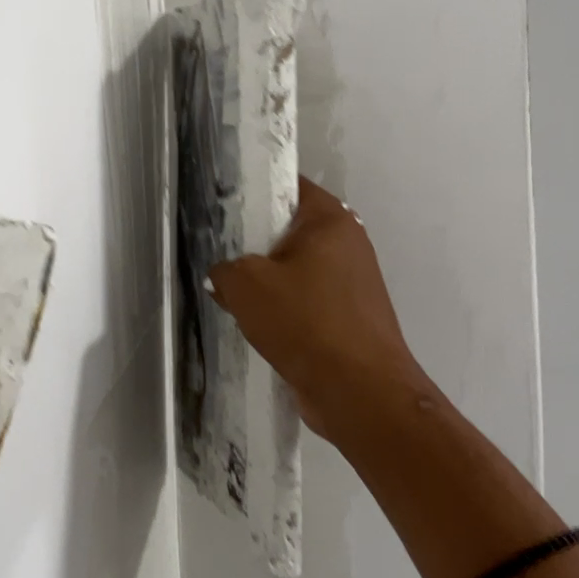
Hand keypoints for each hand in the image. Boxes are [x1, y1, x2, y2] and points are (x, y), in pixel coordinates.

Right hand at [208, 175, 432, 441]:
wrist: (359, 391)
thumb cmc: (304, 321)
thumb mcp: (244, 284)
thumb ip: (224, 269)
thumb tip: (224, 276)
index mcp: (330, 221)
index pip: (289, 186)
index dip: (254, 189)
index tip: (222, 204)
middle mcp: (349, 244)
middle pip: (291, 230)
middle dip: (255, 242)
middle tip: (219, 251)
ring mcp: (354, 283)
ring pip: (297, 269)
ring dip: (268, 281)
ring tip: (232, 292)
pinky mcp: (351, 319)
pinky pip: (307, 301)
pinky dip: (285, 309)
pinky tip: (258, 324)